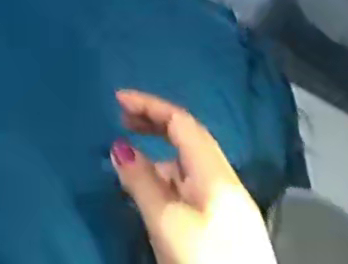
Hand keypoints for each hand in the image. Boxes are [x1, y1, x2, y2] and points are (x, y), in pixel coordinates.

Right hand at [109, 90, 274, 263]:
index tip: (116, 99)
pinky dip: (166, 178)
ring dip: (157, 156)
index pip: (183, 124)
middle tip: (121, 121)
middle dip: (154, 124)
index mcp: (217, 178)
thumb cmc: (203, 260)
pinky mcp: (226, 230)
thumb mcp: (163, 219)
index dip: (149, 105)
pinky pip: (191, 187)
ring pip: (189, 166)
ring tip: (127, 167)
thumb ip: (140, 179)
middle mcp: (227, 187)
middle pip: (190, 140)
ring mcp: (230, 210)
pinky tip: (150, 194)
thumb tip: (120, 148)